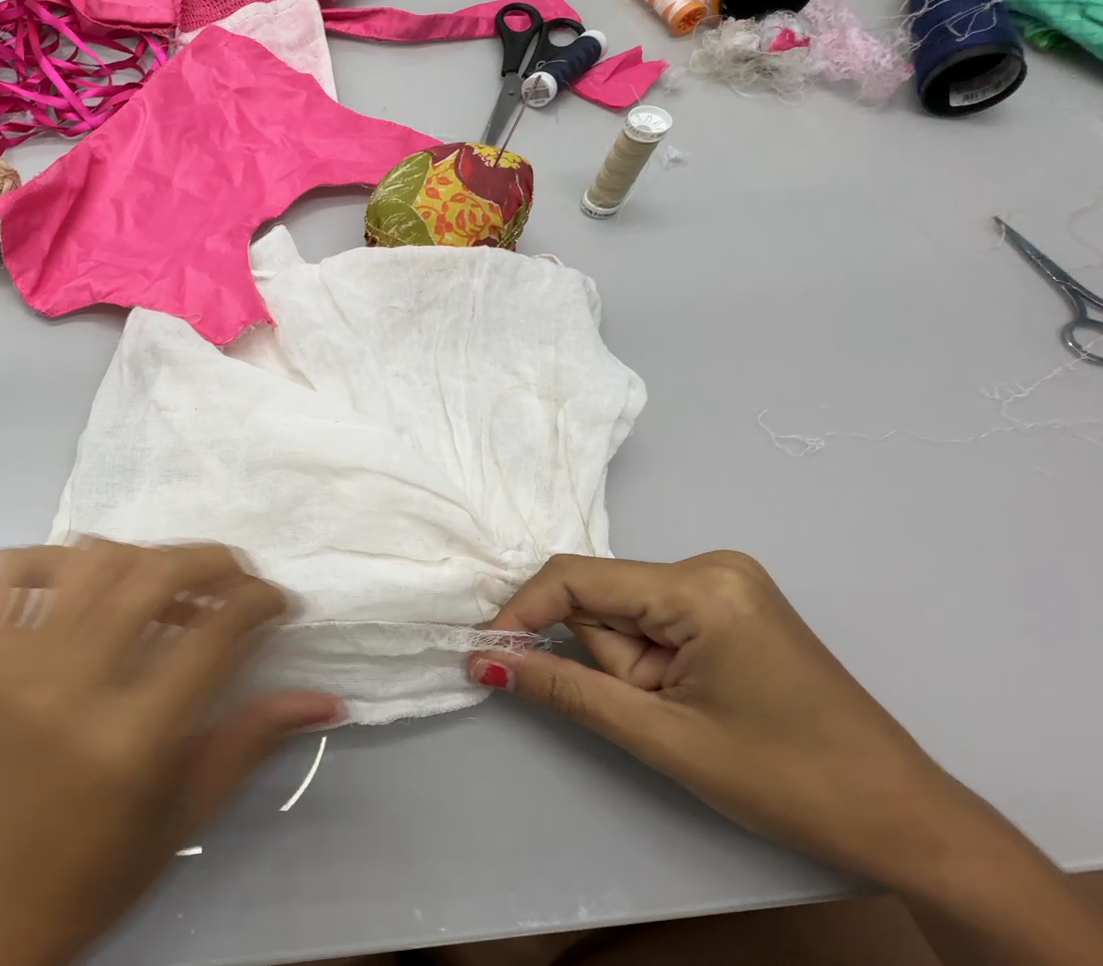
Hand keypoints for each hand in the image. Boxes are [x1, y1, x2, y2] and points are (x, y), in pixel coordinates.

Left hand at [0, 540, 342, 965]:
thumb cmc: (87, 878)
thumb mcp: (180, 821)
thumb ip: (249, 743)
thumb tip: (324, 698)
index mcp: (133, 740)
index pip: (216, 632)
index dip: (260, 601)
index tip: (277, 602)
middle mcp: (70, 686)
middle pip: (156, 575)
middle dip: (213, 561)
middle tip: (234, 578)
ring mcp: (11, 663)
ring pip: (89, 558)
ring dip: (141, 557)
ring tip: (162, 587)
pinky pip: (9, 568)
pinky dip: (54, 558)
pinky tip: (81, 585)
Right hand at [467, 552, 1102, 964]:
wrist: (902, 819)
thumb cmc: (784, 778)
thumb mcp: (658, 735)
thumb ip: (563, 688)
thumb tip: (483, 661)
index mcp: (701, 587)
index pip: (575, 579)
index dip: (520, 614)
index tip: (485, 657)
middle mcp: (712, 567)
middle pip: (600, 595)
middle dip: (596, 653)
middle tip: (643, 709)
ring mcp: (725, 584)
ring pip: (621, 610)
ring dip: (622, 662)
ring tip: (678, 711)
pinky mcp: (730, 606)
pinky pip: (650, 619)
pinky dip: (642, 658)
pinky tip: (684, 696)